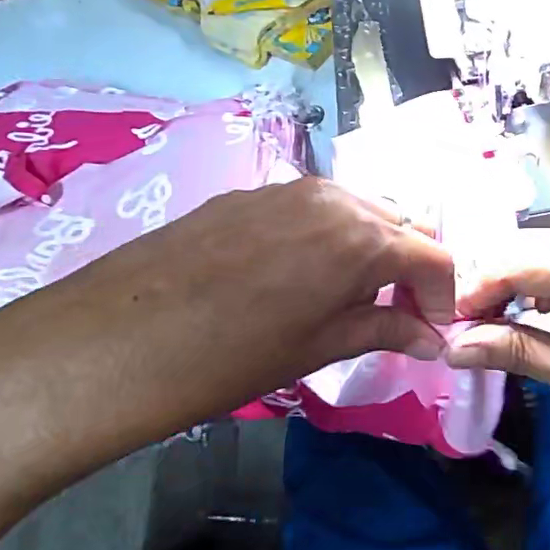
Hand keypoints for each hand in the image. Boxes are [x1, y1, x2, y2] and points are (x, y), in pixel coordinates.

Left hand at [0, 177, 455, 471]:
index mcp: (358, 236)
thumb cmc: (225, 359)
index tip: (432, 331)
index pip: (431, 256)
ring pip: (350, 213)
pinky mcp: (244, 196)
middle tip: (393, 318)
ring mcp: (281, 189)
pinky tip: (296, 278)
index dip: (442, 296)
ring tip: (345, 301)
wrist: (108, 341)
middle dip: (405, 270)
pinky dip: (323, 239)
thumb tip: (431, 338)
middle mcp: (328, 197)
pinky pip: (307, 211)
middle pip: (393, 226)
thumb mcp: (313, 350)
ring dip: (365, 252)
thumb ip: (380, 331)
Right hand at [447, 230, 549, 500]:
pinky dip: (547, 283)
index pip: (519, 259)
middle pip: (533, 246)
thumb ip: (519, 351)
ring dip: (517, 281)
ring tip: (491, 320)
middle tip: (463, 323)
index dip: (476, 287)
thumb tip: (454, 346)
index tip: (449, 322)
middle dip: (491, 280)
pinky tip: (535, 311)